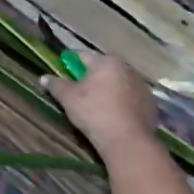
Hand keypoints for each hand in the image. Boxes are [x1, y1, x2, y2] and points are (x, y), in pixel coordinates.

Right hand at [41, 54, 157, 155]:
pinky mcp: (149, 102)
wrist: (126, 138)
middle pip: (104, 68)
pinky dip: (120, 100)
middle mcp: (127, 68)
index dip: (71, 61)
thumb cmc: (93, 111)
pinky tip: (112, 113)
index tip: (64, 68)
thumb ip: (56, 85)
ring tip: (96, 102)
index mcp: (107, 62)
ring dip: (108, 87)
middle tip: (79, 88)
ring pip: (119, 82)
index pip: (84, 55)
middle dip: (92, 75)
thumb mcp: (68, 98)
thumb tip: (43, 77)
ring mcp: (141, 86)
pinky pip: (130, 96)